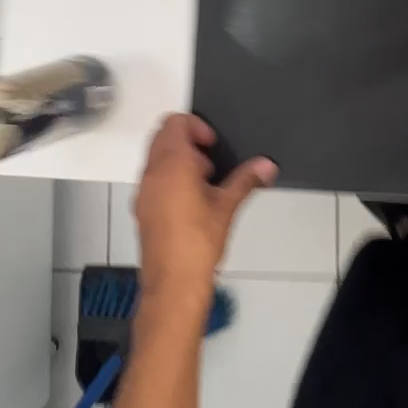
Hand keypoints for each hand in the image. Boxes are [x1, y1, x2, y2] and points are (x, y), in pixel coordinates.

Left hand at [134, 114, 277, 293]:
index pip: (175, 122)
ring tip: (203, 183)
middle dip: (187, 141)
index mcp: (172, 164)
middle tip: (209, 162)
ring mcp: (142, 191)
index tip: (213, 147)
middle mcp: (151, 173)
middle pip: (162, 136)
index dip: (197, 127)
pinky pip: (152, 178)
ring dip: (178, 159)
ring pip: (155, 157)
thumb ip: (247, 179)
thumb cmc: (200, 241)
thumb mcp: (228, 206)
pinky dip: (168, 177)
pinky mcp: (140, 209)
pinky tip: (190, 202)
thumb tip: (268, 165)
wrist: (173, 285)